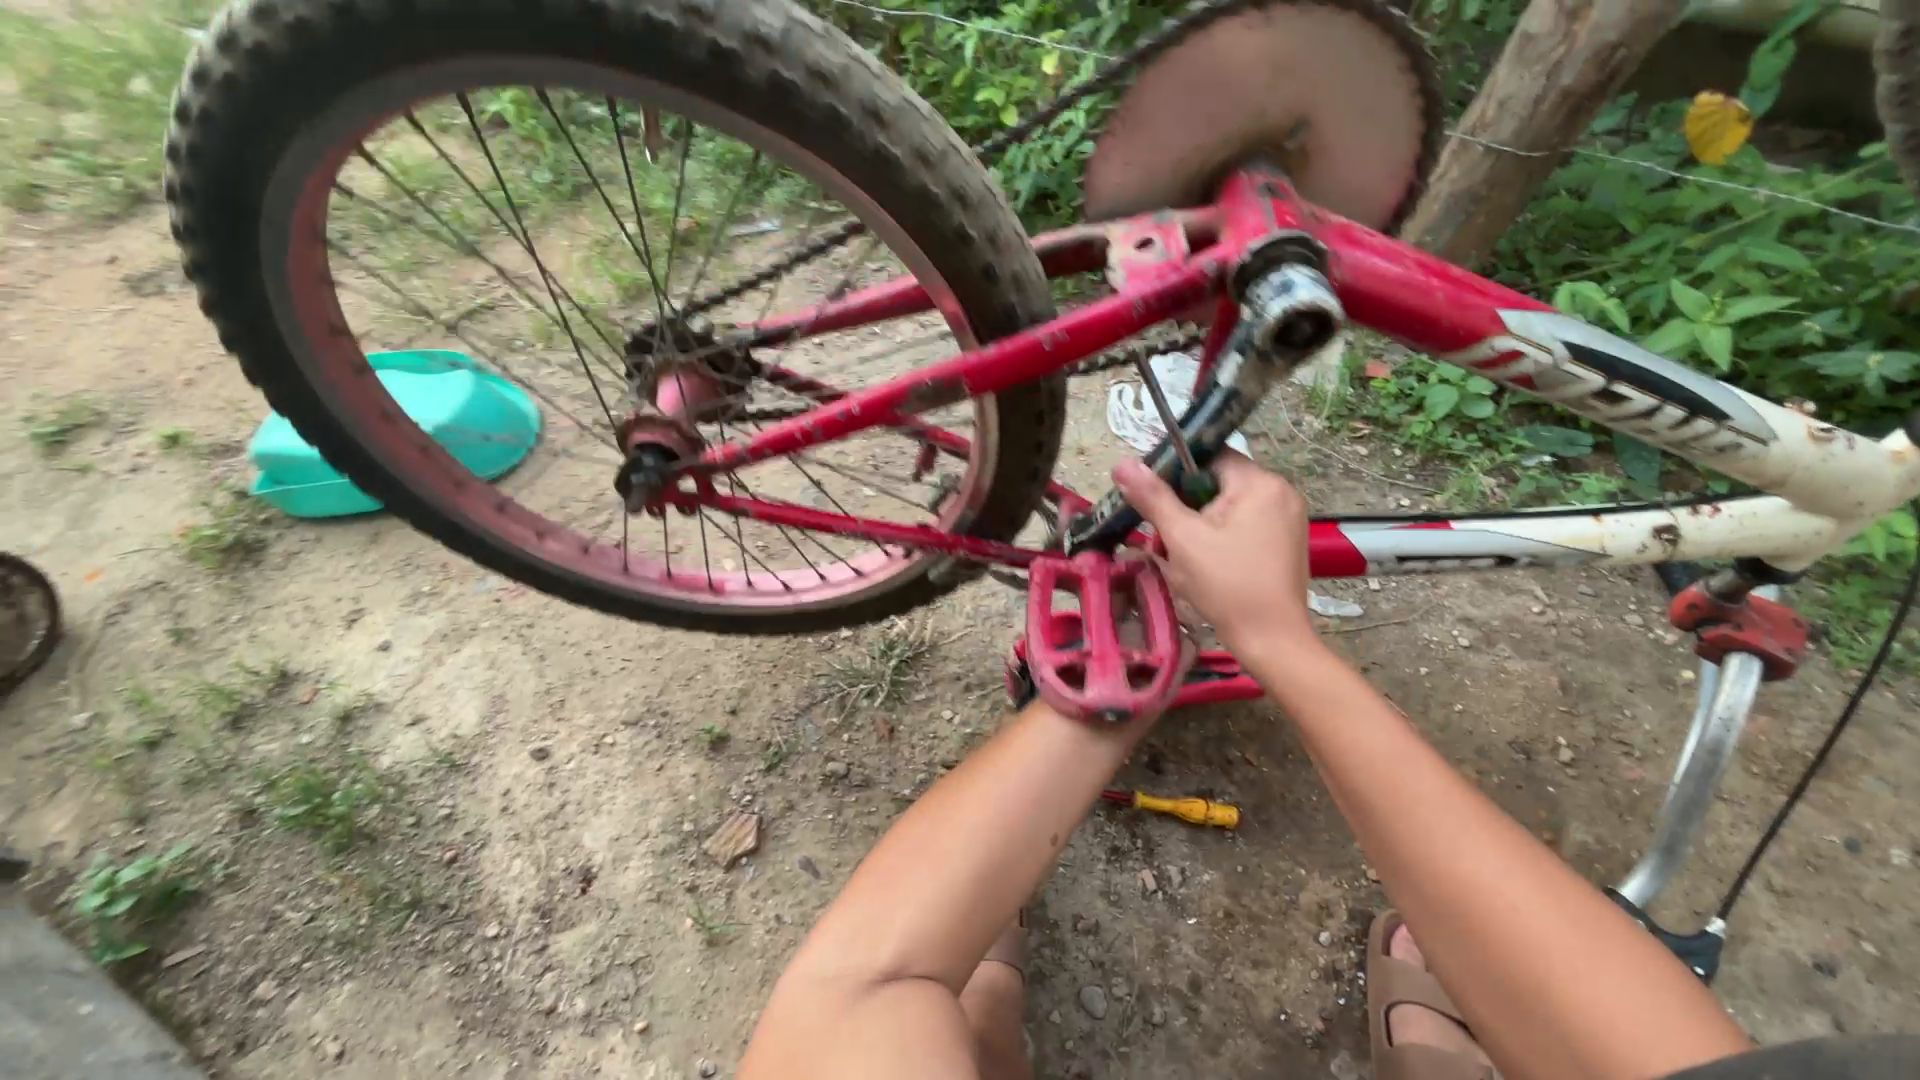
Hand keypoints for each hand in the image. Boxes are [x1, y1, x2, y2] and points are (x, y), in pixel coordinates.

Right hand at [1113, 451, 1316, 651]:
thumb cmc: (1227, 586)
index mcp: (1260, 483)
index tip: (1153, 499)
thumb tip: (1122, 464)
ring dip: (1199, 525)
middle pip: (1218, 483)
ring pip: (1229, 507)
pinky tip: (1206, 564)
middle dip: (1186, 507)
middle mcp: (1281, 492)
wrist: (1272, 640)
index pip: (1210, 456)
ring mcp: (1288, 518)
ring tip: (1182, 556)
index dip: (1175, 473)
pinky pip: (1245, 525)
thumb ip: (1153, 497)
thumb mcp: (1182, 538)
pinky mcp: (1286, 541)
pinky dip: (1220, 537)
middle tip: (1164, 537)